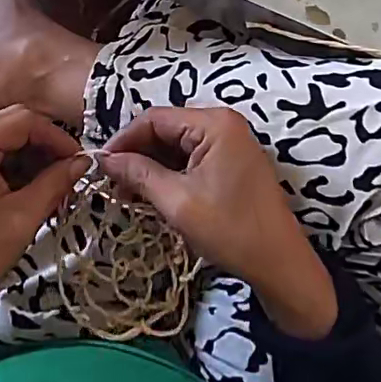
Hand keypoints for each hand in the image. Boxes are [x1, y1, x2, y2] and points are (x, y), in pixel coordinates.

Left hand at [0, 106, 86, 381]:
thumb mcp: (21, 218)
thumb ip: (56, 182)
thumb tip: (84, 161)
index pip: (23, 120)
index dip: (57, 137)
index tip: (81, 161)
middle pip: (13, 127)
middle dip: (46, 148)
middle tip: (72, 173)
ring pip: (4, 145)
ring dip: (33, 162)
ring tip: (57, 188)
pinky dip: (16, 173)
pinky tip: (34, 194)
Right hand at [101, 107, 337, 338]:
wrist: (280, 263)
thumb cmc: (230, 229)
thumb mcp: (177, 201)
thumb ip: (139, 174)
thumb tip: (105, 159)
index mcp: (214, 123)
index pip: (156, 118)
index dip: (124, 139)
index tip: (100, 165)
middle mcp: (224, 123)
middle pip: (167, 129)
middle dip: (138, 154)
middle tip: (112, 183)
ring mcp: (230, 141)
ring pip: (177, 144)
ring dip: (152, 165)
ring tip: (128, 193)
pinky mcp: (232, 160)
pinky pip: (193, 156)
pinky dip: (170, 172)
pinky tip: (153, 193)